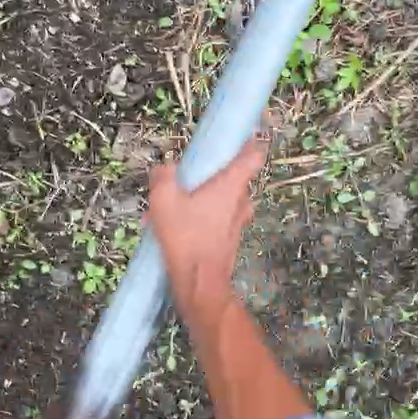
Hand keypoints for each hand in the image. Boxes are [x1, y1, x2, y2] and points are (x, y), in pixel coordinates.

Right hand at [148, 142, 267, 321]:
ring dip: (201, 200)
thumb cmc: (186, 237)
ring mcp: (237, 222)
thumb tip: (165, 168)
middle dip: (211, 176)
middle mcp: (241, 201)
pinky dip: (198, 220)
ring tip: (171, 209)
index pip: (253, 155)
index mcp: (231, 185)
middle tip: (187, 178)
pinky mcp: (229, 240)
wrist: (200, 283)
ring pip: (223, 201)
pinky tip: (172, 230)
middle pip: (233, 178)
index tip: (241, 135)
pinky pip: (215, 220)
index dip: (250, 142)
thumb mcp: (164, 200)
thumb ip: (164, 177)